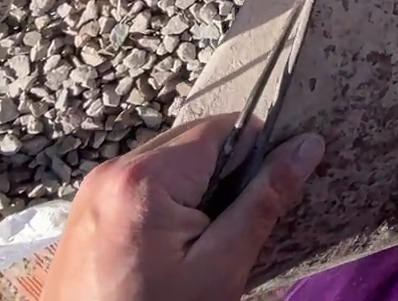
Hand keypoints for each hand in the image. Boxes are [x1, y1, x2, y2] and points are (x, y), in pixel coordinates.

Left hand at [41, 116, 323, 300]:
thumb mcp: (220, 268)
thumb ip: (265, 199)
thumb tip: (310, 143)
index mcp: (146, 175)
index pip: (228, 129)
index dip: (257, 158)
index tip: (262, 201)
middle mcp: (114, 168)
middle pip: (199, 143)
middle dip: (226, 176)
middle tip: (229, 231)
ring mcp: (94, 190)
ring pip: (175, 163)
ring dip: (198, 191)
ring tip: (199, 244)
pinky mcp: (86, 213)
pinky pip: (147, 185)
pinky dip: (170, 204)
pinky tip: (169, 250)